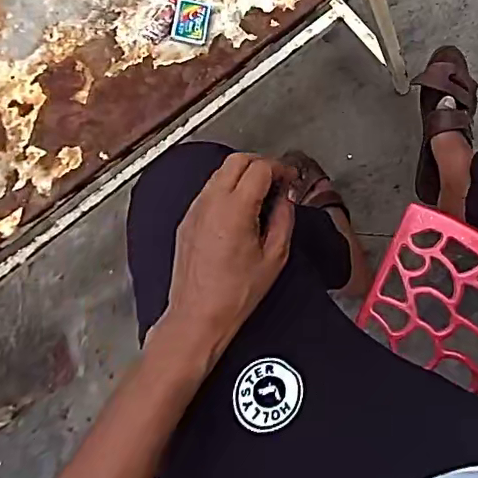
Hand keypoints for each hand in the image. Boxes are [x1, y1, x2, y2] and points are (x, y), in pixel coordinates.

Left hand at [151, 153, 293, 361]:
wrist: (197, 317)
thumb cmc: (236, 293)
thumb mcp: (276, 255)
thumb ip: (285, 218)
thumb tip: (285, 198)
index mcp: (234, 211)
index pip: (260, 168)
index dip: (281, 168)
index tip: (291, 179)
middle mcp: (210, 205)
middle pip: (237, 160)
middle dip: (262, 164)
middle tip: (279, 180)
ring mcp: (194, 212)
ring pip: (221, 173)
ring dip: (244, 175)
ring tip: (262, 196)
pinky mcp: (187, 222)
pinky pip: (210, 191)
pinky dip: (229, 189)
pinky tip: (243, 210)